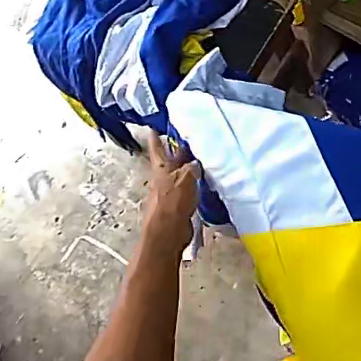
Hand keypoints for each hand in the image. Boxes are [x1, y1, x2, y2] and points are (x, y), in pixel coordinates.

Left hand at [139, 130, 200, 253]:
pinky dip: (196, 183)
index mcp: (161, 170)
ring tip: (203, 158)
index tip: (154, 127)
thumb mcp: (185, 179)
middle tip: (190, 139)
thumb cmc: (172, 203)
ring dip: (190, 167)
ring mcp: (171, 192)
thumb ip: (191, 168)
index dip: (156, 138)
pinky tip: (206, 181)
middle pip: (171, 162)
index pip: (158, 149)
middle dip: (179, 151)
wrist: (168, 232)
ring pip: (181, 174)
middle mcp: (164, 179)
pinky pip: (189, 188)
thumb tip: (196, 163)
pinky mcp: (179, 204)